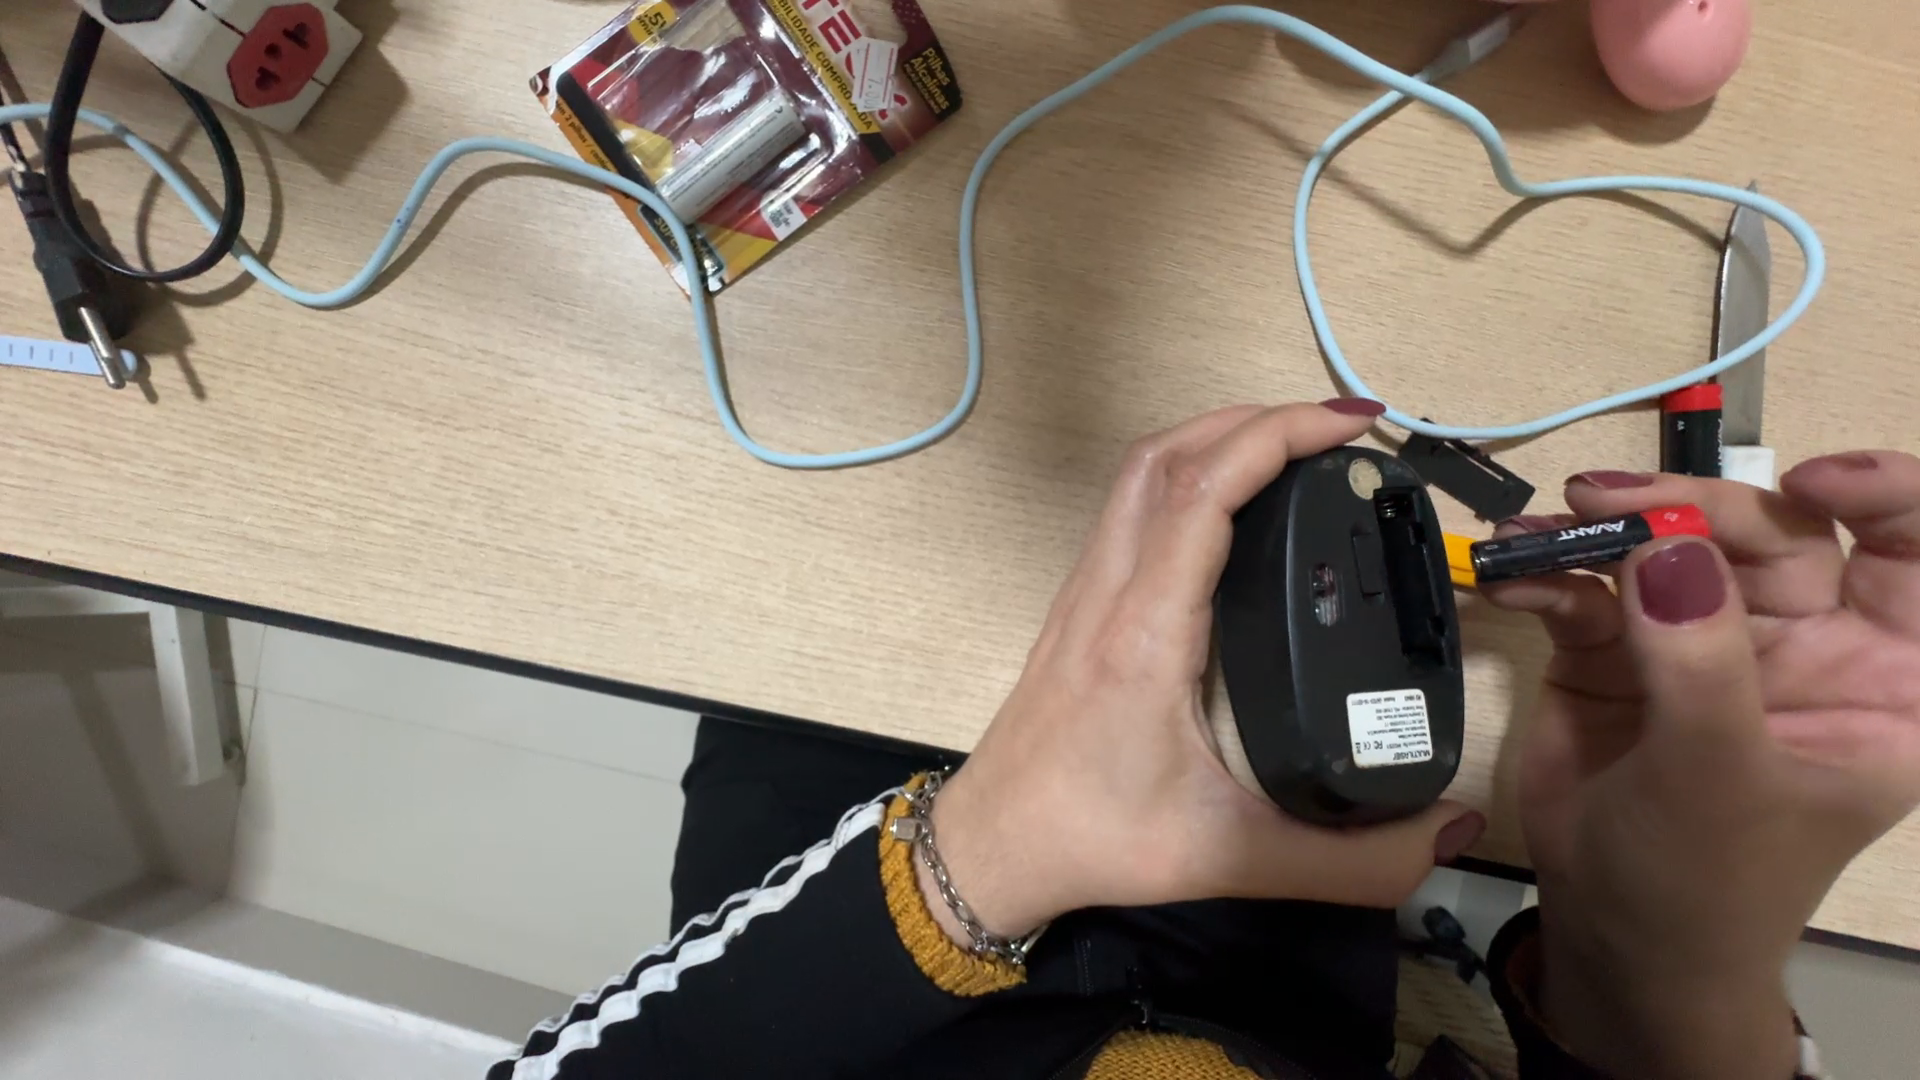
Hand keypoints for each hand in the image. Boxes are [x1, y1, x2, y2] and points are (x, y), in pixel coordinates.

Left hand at [923, 401, 1484, 943]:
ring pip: (1136, 476)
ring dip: (1208, 439)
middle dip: (1250, 421)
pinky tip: (1226, 504)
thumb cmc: (1094, 839)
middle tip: (1334, 431)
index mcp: (1145, 634)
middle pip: (1162, 459)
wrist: (997, 837)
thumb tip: (1447, 824)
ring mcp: (1083, 589)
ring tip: (1289, 448)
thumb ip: (1356, 858)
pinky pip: (1125, 508)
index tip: (1352, 423)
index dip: (1277, 436)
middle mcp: (1106, 590)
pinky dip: (1180, 477)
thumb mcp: (1233, 858)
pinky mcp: (1077, 601)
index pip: (1202, 494)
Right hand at [1483, 454, 1919, 1078]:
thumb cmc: (1706, 868)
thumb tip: (1661, 548)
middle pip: (1757, 538)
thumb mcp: (1719, 773)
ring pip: (1655, 554)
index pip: (1915, 558)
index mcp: (1880, 673)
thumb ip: (1702, 662)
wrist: (1609, 917)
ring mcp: (1690, 643)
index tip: (1806, 480)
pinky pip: (1577, 595)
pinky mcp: (1606, 652)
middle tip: (1595, 500)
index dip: (1888, 500)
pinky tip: (1502, 582)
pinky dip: (1537, 581)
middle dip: (1682, 507)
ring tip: (1528, 531)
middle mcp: (1791, 643)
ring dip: (1589, 534)